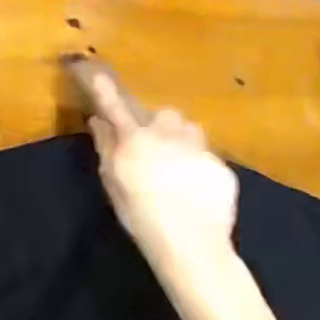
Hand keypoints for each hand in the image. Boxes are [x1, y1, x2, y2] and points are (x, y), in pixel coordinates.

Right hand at [65, 55, 238, 264]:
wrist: (192, 246)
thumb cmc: (140, 214)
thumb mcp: (112, 181)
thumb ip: (106, 146)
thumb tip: (98, 121)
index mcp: (136, 138)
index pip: (115, 106)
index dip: (104, 89)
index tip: (97, 73)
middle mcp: (168, 135)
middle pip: (164, 115)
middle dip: (158, 124)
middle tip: (152, 147)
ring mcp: (200, 150)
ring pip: (190, 131)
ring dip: (181, 140)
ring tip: (177, 166)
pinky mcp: (223, 169)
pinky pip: (207, 158)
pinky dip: (199, 168)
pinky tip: (195, 191)